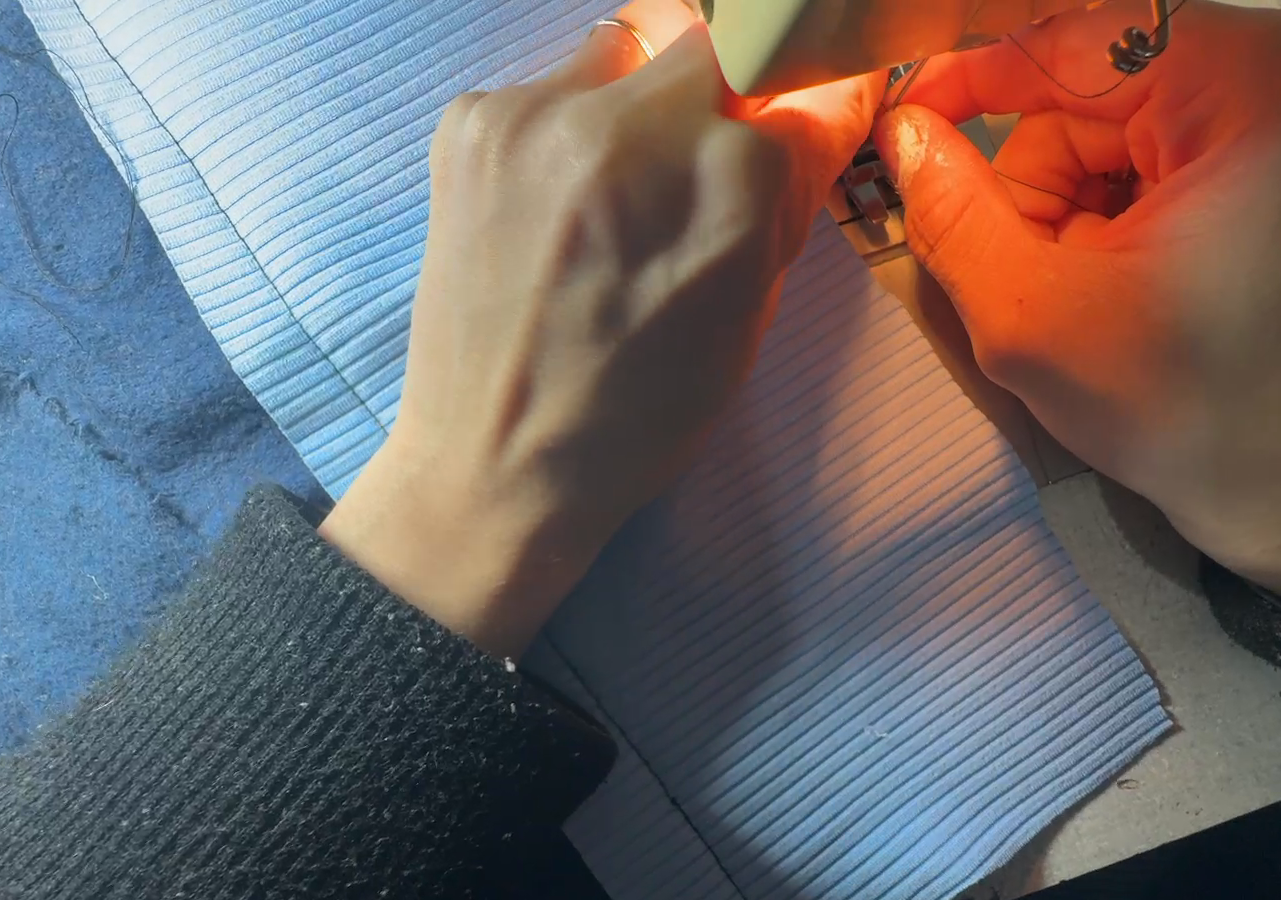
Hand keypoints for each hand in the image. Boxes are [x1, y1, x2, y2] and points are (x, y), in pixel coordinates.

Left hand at [322, 0, 880, 655]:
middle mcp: (637, 126)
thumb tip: (796, 131)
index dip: (810, 111)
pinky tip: (549, 213)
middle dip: (717, 113)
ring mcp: (540, 114)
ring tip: (606, 202)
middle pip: (714, 52)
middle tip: (685, 185)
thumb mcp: (743, 332)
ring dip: (635, 112)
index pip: (809, 90)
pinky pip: (549, 90)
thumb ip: (776, 216)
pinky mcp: (469, 123)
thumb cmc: (634, 423)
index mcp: (731, 188)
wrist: (497, 465)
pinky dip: (564, 135)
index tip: (795, 128)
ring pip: (626, 55)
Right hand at [878, 0, 1280, 605]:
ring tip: (1078, 284)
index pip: (1087, 33)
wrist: (1274, 474)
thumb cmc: (1168, 409)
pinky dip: (1106, 201)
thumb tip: (901, 132)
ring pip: (1120, 113)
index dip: (978, 72)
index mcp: (1270, 90)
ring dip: (1067, 198)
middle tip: (1025, 266)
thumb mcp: (1027, 315)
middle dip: (1037, 176)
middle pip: (1103, 79)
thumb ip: (951, 212)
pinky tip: (1110, 269)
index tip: (906, 114)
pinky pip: (1156, 137)